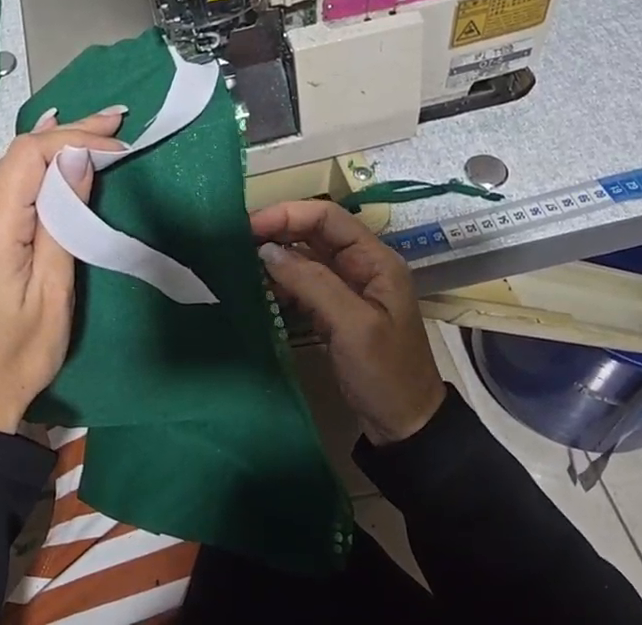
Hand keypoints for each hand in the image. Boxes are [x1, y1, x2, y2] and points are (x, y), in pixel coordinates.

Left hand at [0, 107, 125, 433]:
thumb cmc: (20, 357)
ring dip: (50, 150)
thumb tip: (77, 161)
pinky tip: (55, 156)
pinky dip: (32, 171)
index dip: (72, 138)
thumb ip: (63, 222)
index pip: (26, 158)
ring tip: (96, 133)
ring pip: (6, 170)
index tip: (115, 141)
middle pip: (14, 157)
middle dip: (65, 134)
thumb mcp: (54, 294)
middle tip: (114, 120)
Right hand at [252, 200, 445, 445]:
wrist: (406, 427)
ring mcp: (348, 289)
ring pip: (306, 257)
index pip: (327, 217)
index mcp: (376, 260)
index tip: (248, 226)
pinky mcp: (335, 312)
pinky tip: (259, 288)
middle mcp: (362, 266)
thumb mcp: (352, 325)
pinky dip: (281, 282)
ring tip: (240, 261)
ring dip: (276, 256)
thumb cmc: (386, 373)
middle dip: (277, 231)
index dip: (287, 214)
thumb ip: (312, 282)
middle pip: (314, 233)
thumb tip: (266, 250)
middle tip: (235, 240)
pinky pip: (303, 284)